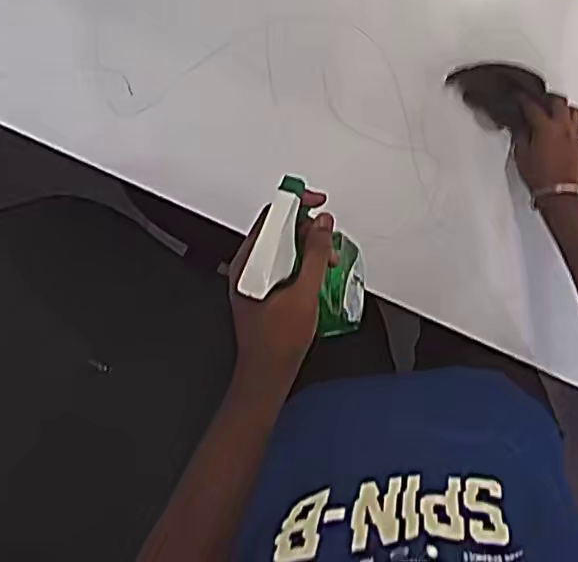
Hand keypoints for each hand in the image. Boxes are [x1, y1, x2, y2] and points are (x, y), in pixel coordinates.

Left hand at [227, 190, 334, 383]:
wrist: (267, 376)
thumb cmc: (277, 342)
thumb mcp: (304, 293)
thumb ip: (314, 254)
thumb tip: (321, 223)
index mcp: (249, 263)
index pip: (272, 216)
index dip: (296, 203)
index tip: (317, 201)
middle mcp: (249, 266)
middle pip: (280, 228)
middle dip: (309, 229)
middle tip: (328, 240)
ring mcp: (256, 276)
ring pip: (285, 243)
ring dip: (310, 245)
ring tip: (326, 262)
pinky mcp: (266, 285)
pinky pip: (286, 258)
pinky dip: (305, 258)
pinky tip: (319, 272)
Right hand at [515, 95, 577, 196]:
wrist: (559, 194)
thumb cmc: (542, 177)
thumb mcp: (522, 154)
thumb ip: (521, 135)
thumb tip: (521, 128)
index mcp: (546, 127)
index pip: (533, 106)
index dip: (524, 99)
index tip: (520, 97)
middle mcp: (563, 127)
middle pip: (558, 102)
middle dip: (547, 99)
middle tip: (540, 101)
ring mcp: (575, 135)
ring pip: (574, 111)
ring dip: (565, 108)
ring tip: (557, 109)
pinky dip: (575, 123)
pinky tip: (570, 126)